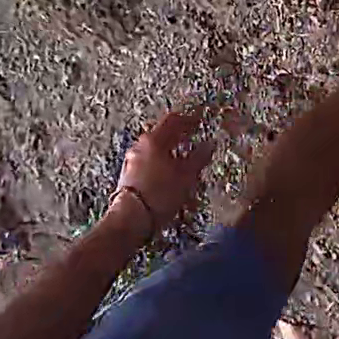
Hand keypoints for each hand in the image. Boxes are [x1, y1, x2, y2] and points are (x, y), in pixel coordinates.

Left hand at [113, 107, 220, 236]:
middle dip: (180, 136)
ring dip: (171, 152)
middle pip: (163, 134)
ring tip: (185, 160)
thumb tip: (209, 146)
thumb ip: (199, 157)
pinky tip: (171, 175)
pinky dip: (162, 163)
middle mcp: (140, 147)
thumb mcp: (187, 175)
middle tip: (194, 138)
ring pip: (156, 150)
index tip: (200, 120)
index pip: (173, 120)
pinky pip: (149, 163)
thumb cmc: (159, 194)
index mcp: (154, 140)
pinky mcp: (129, 176)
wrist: (130, 219)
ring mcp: (132, 161)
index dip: (189, 119)